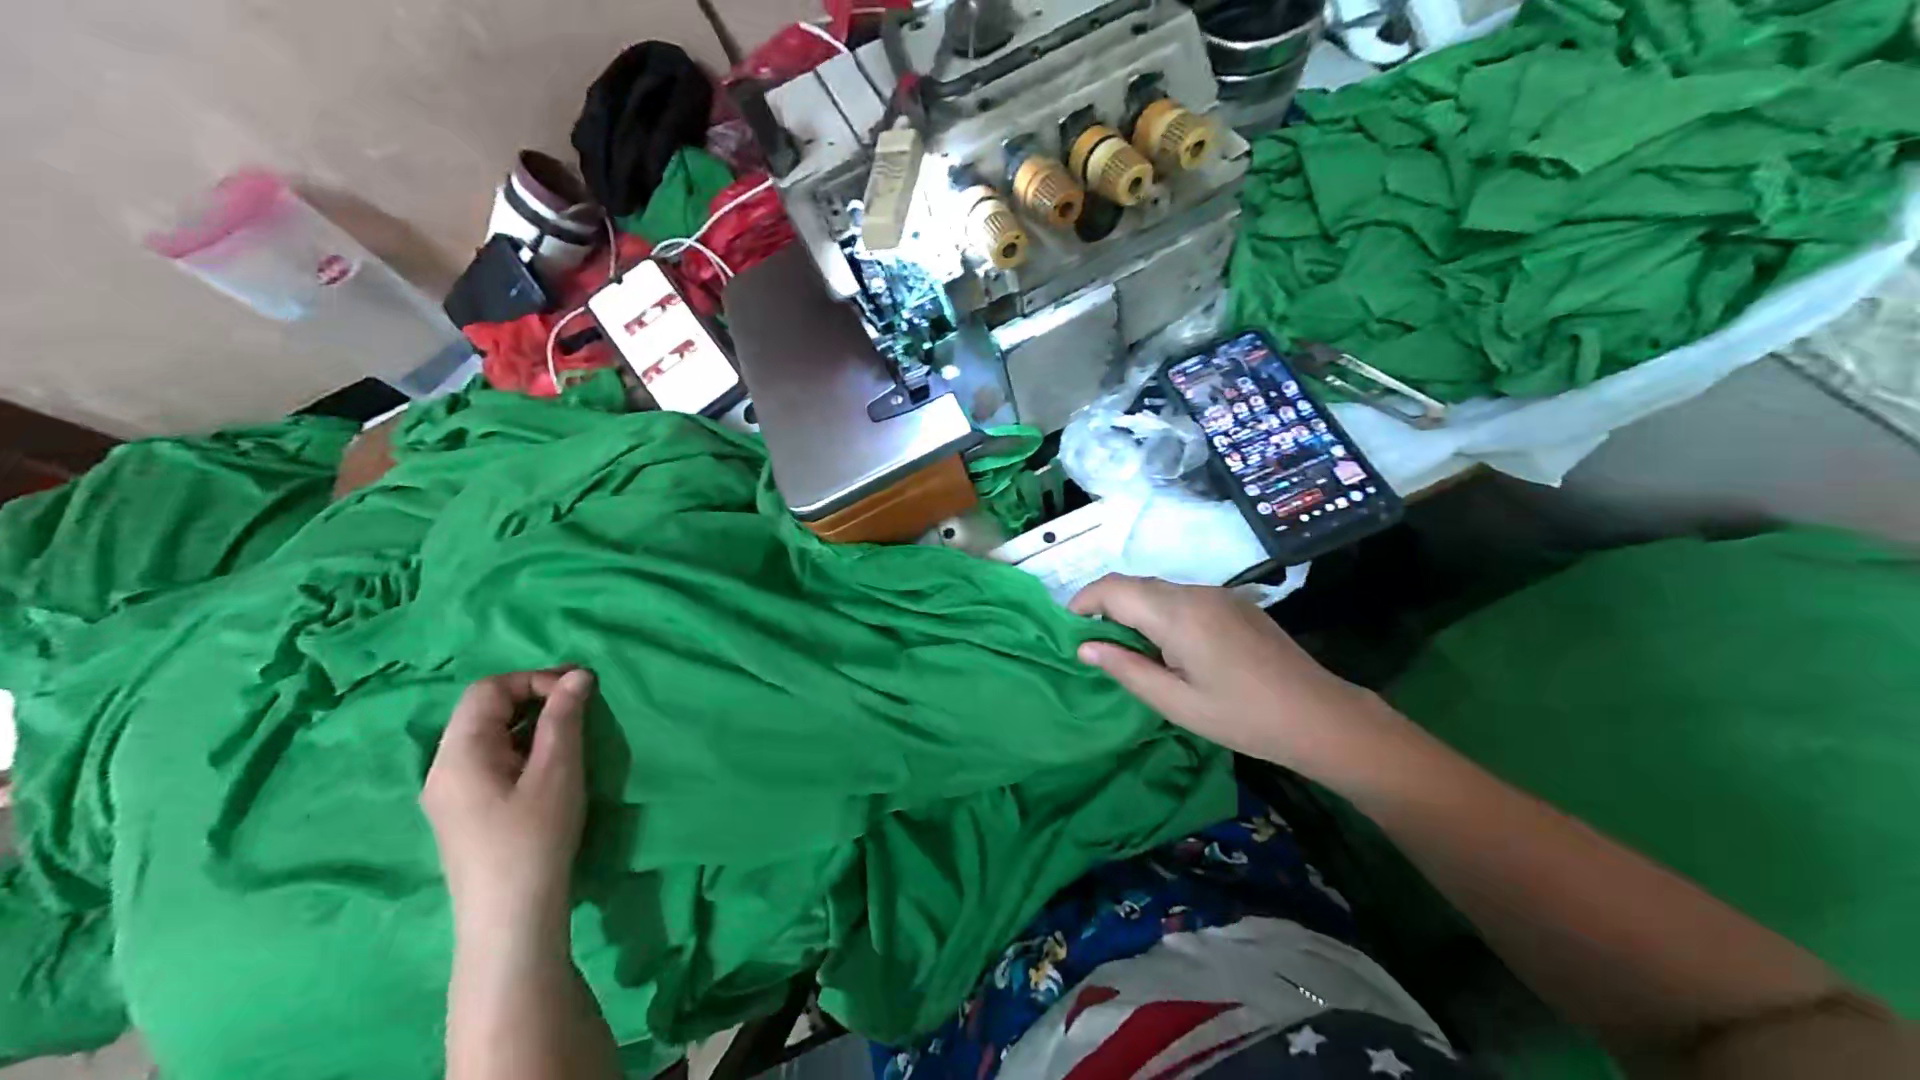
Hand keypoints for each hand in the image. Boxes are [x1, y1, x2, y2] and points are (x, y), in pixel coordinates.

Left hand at [421, 669, 595, 933]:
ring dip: (531, 724)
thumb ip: (565, 717)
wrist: (510, 919)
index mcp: (458, 754)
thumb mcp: (558, 770)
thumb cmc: (535, 838)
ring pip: (488, 736)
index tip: (580, 689)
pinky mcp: (463, 813)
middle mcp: (443, 768)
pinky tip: (548, 767)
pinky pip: (490, 760)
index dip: (535, 679)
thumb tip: (578, 676)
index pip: (489, 690)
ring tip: (571, 734)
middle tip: (581, 705)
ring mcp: (449, 793)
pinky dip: (522, 748)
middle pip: (484, 710)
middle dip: (534, 697)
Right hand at [1070, 575, 1410, 778]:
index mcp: (1178, 614)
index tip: (1069, 631)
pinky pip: (1182, 597)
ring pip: (1158, 589)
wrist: (1320, 716)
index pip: (1113, 589)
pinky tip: (1168, 647)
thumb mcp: (1176, 703)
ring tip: (1128, 650)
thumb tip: (1084, 647)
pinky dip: (1160, 612)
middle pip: (1134, 584)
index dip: (1083, 602)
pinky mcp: (1235, 603)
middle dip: (1105, 607)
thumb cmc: (1243, 717)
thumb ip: (1126, 669)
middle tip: (1094, 645)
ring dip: (1133, 610)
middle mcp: (1196, 592)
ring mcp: (1219, 594)